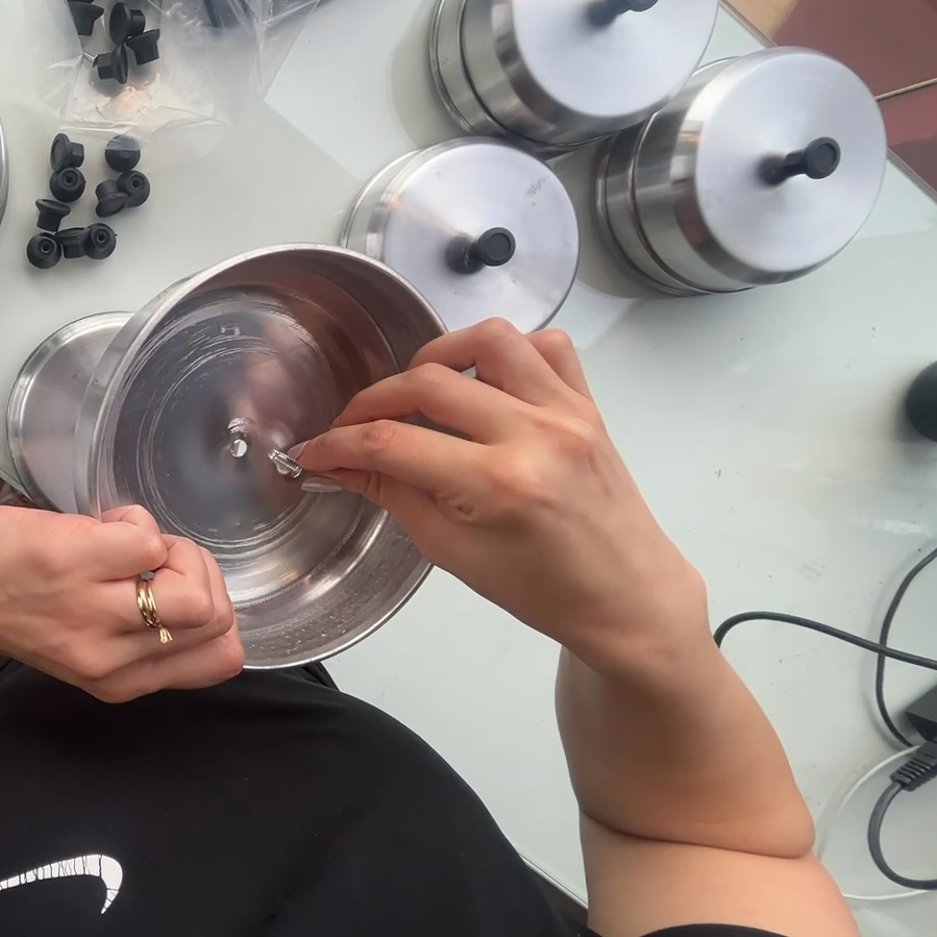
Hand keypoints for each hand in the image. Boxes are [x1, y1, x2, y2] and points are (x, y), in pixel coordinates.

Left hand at [0, 504, 243, 701]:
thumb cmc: (9, 611)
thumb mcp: (84, 650)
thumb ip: (138, 638)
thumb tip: (193, 592)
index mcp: (121, 679)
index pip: (223, 659)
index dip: (213, 612)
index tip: (171, 590)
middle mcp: (113, 657)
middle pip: (217, 619)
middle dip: (199, 574)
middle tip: (149, 561)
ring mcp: (94, 611)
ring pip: (196, 588)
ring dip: (174, 550)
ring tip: (128, 545)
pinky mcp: (74, 562)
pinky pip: (147, 539)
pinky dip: (134, 522)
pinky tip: (99, 526)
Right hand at [292, 320, 706, 671]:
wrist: (625, 596)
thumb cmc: (533, 587)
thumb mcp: (444, 546)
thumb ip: (387, 491)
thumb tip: (332, 464)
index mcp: (495, 483)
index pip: (389, 443)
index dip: (336, 445)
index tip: (312, 453)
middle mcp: (533, 434)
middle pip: (424, 384)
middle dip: (368, 404)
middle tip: (349, 431)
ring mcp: (566, 412)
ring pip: (486, 340)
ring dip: (433, 356)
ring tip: (414, 390)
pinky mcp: (586, 404)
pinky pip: (546, 345)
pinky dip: (502, 352)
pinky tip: (478, 383)